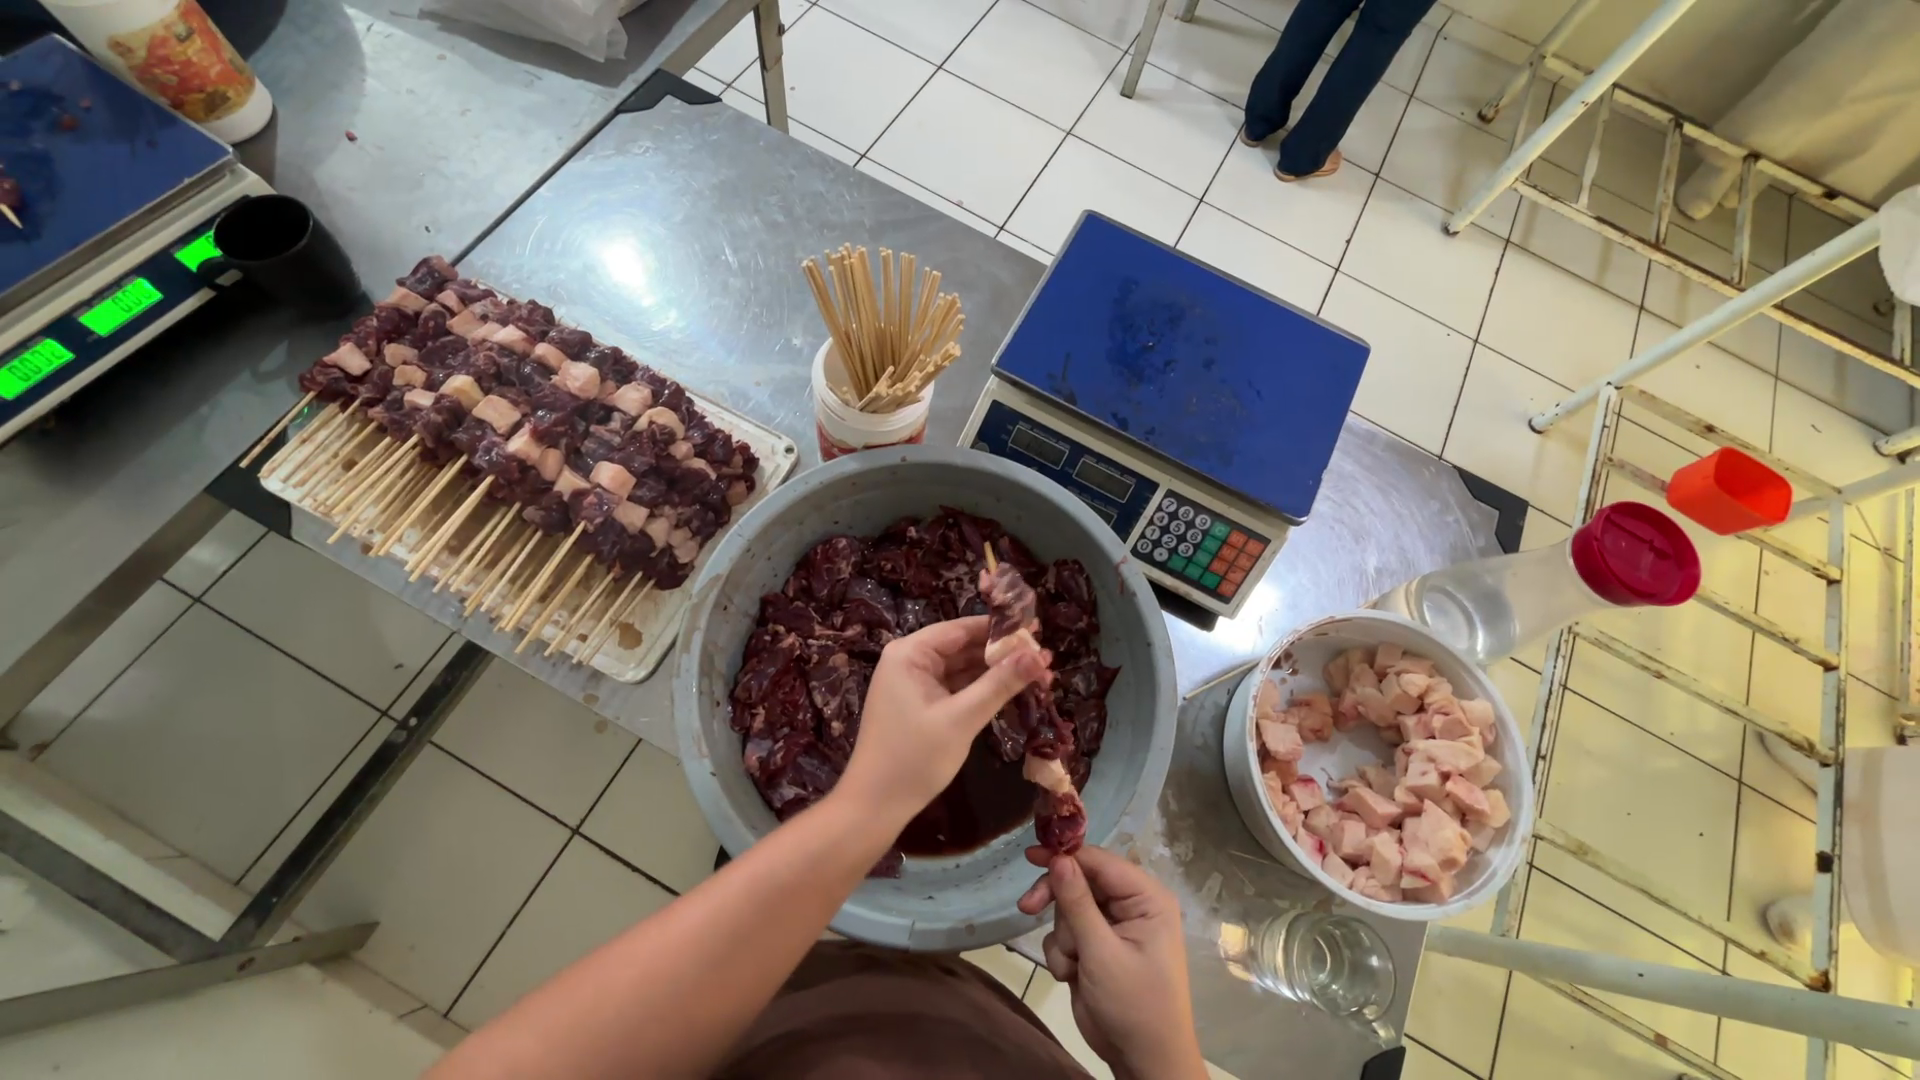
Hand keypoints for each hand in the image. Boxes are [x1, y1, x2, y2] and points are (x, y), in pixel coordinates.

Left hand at [836, 617, 1045, 824]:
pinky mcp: (920, 704)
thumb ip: (1000, 684)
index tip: (1038, 630)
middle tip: (1045, 658)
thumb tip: (1038, 655)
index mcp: (910, 653)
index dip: (1000, 629)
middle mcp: (909, 660)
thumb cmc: (914, 758)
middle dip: (1002, 653)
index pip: (962, 628)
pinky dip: (981, 689)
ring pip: (962, 668)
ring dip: (996, 672)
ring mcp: (913, 683)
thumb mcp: (961, 719)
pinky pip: (955, 687)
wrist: (875, 805)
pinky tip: (1012, 691)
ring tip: (1039, 674)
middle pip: (963, 646)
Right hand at [1018, 846, 1205, 1079]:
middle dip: (1057, 901)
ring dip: (1062, 937)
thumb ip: (1077, 903)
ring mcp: (1113, 927)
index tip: (1031, 856)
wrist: (1143, 1062)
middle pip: (1080, 881)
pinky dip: (1062, 953)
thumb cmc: (1134, 1004)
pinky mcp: (1096, 947)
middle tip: (1026, 908)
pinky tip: (1071, 975)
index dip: (1065, 856)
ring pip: (1068, 908)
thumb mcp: (1102, 952)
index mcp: (1146, 898)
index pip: (1100, 861)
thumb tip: (1058, 858)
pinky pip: (1066, 933)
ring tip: (1072, 965)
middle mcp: (1131, 905)